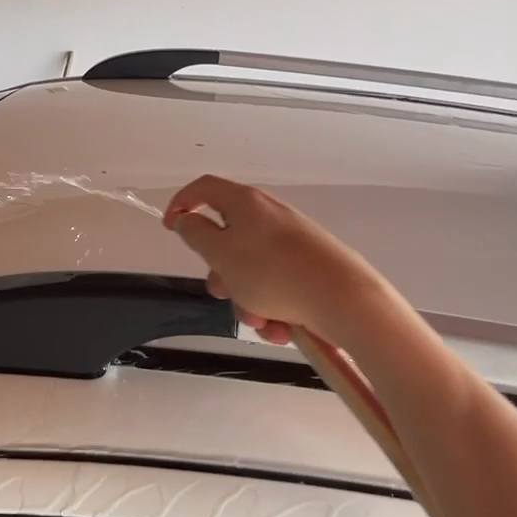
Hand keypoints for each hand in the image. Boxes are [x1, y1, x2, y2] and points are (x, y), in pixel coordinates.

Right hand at [162, 174, 392, 345]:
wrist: (345, 299)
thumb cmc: (274, 273)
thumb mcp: (221, 254)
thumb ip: (195, 234)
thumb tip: (187, 220)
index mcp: (245, 202)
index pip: (204, 189)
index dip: (181, 204)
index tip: (170, 227)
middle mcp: (269, 215)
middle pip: (228, 238)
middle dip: (221, 273)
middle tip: (222, 292)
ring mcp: (292, 242)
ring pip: (251, 270)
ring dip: (247, 298)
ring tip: (260, 321)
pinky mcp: (310, 266)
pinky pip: (277, 285)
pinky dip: (273, 306)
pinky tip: (281, 326)